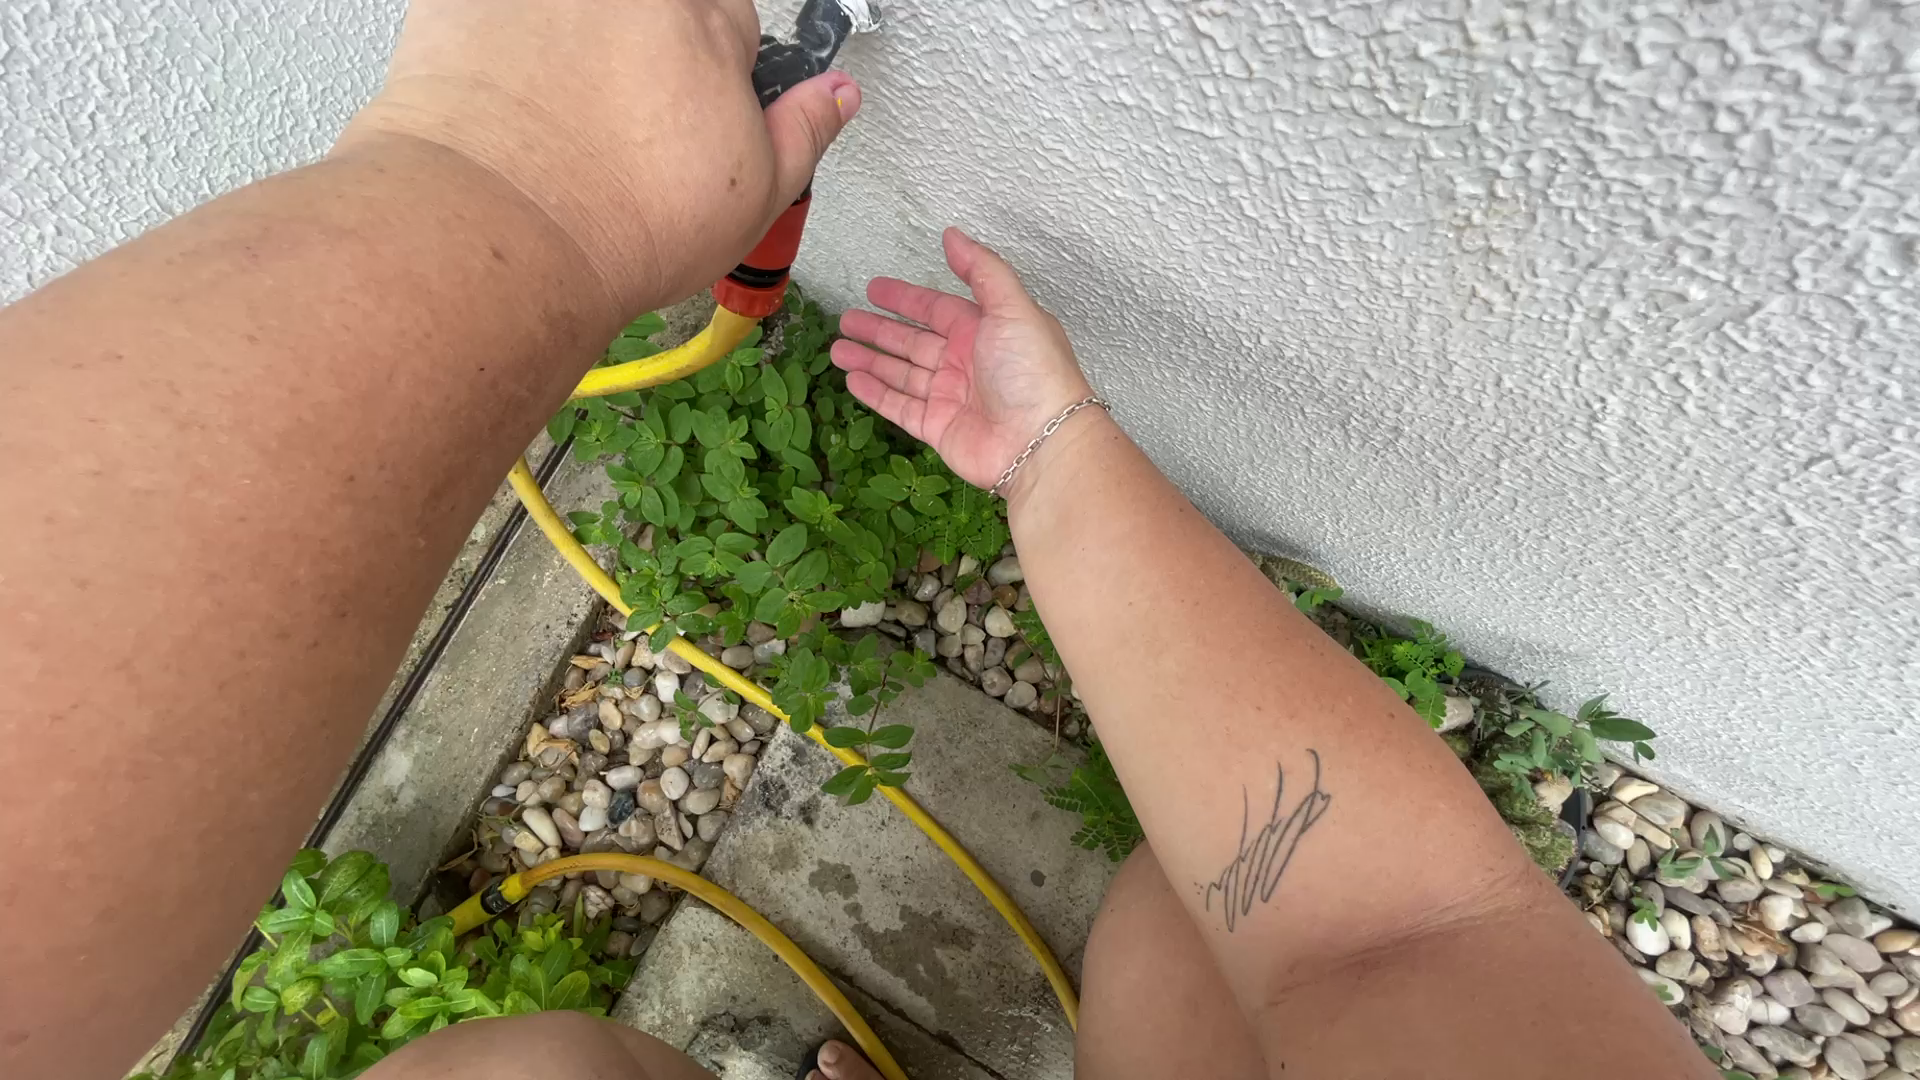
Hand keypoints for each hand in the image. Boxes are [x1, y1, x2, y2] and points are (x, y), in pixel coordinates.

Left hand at [335, 0, 859, 313]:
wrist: (519, 235)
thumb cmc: (640, 225)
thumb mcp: (760, 195)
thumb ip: (805, 132)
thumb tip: (839, 94)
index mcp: (704, 24)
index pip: (733, 19)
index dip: (722, 71)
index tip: (700, 116)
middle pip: (660, 12)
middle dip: (657, 53)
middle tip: (637, 125)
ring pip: (588, 16)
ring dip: (589, 47)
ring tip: (577, 121)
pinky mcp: (470, 2)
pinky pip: (512, 18)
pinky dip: (519, 47)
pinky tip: (524, 107)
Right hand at [830, 228, 1095, 490]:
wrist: (1039, 441)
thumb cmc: (1033, 372)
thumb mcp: (1012, 308)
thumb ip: (981, 270)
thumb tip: (952, 235)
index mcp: (983, 331)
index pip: (936, 308)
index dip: (905, 298)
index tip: (874, 288)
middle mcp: (965, 362)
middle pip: (913, 341)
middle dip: (879, 330)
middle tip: (846, 319)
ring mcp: (950, 396)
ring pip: (901, 373)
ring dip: (870, 360)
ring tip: (838, 348)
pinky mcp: (938, 427)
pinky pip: (900, 407)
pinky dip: (876, 393)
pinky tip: (853, 379)